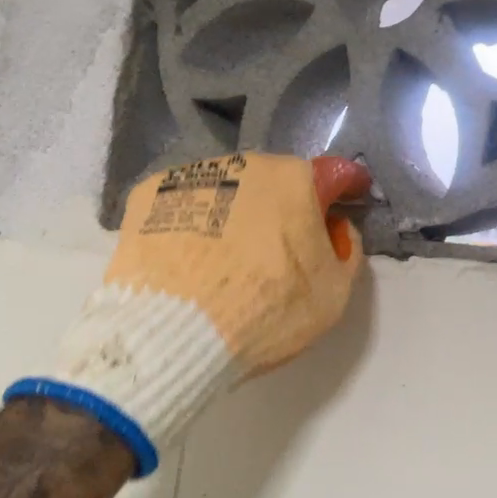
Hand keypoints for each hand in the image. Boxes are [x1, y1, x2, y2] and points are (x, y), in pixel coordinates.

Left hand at [11, 153, 371, 475]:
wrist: (172, 333)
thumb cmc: (265, 310)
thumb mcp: (333, 294)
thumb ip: (345, 251)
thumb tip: (335, 230)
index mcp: (298, 180)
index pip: (334, 173)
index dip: (347, 187)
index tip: (349, 198)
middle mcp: (246, 164)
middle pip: (276, 181)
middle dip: (284, 205)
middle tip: (281, 245)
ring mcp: (193, 176)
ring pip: (227, 189)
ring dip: (235, 212)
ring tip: (226, 255)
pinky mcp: (147, 196)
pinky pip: (184, 204)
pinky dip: (191, 222)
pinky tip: (187, 256)